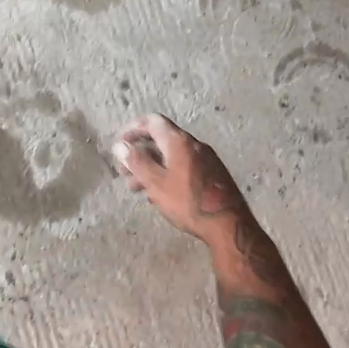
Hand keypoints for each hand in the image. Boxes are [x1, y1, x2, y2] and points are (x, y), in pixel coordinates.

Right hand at [112, 114, 246, 244]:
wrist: (229, 226)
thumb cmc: (188, 202)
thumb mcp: (156, 183)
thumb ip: (136, 162)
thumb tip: (119, 145)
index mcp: (179, 141)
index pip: (152, 121)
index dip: (133, 128)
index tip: (120, 143)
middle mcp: (193, 145)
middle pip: (160, 140)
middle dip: (139, 154)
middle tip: (124, 172)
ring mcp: (205, 160)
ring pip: (171, 156)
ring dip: (150, 168)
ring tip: (136, 189)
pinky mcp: (212, 175)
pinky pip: (182, 167)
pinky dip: (165, 174)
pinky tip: (158, 195)